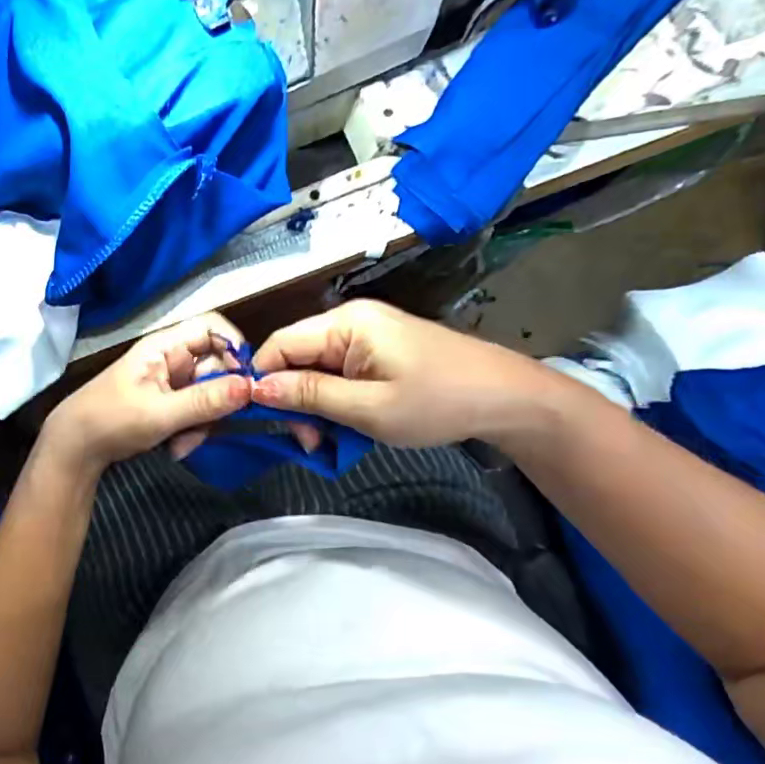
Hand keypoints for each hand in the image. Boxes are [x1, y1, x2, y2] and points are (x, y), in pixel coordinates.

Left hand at [38, 313, 251, 475]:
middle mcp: (172, 358)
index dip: (234, 347)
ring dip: (204, 421)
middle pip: (217, 365)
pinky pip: (197, 411)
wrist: (75, 449)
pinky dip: (193, 430)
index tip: (247, 380)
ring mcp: (172, 382)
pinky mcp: (170, 404)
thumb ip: (205, 400)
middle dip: (218, 399)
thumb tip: (250, 386)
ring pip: (210, 393)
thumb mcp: (160, 413)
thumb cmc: (111, 420)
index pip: (212, 327)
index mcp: (165, 346)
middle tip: (211, 426)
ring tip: (182, 444)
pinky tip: (176, 448)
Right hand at [250, 299, 576, 448]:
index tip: (261, 420)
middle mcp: (351, 321)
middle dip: (293, 399)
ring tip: (330, 441)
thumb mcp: (368, 408)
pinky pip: (340, 374)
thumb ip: (310, 395)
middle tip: (308, 442)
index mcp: (345, 323)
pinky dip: (337, 401)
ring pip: (317, 369)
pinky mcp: (380, 352)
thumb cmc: (438, 402)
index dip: (261, 380)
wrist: (507, 399)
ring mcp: (367, 336)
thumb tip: (257, 388)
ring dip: (315, 406)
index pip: (280, 344)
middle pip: (297, 357)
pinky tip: (348, 426)